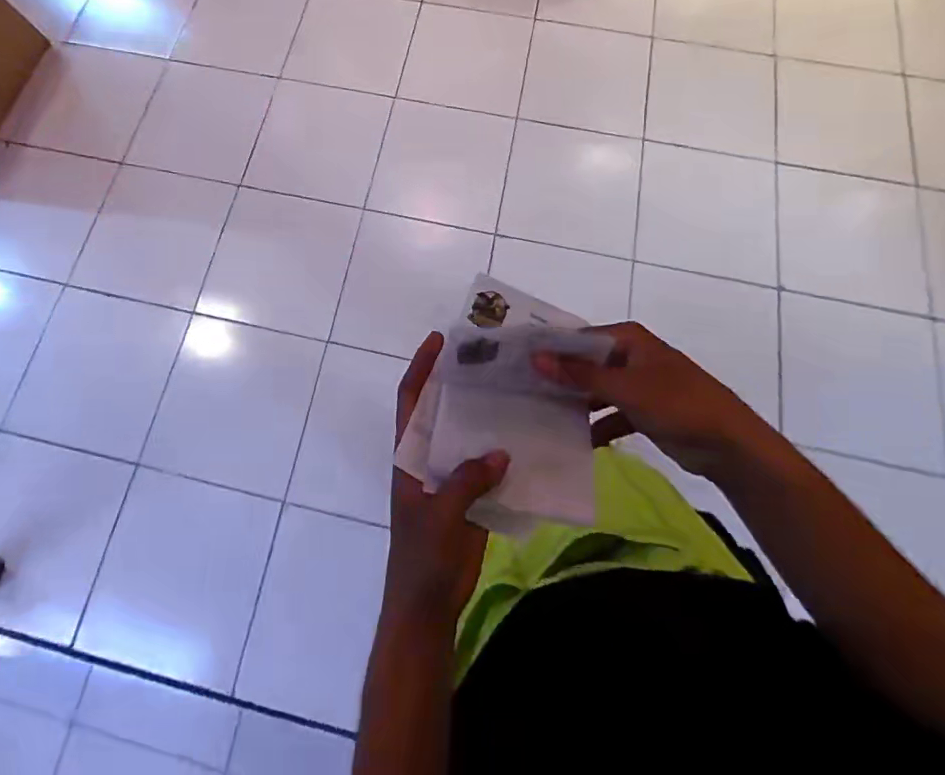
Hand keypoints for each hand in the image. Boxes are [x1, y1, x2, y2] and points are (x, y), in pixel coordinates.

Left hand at [386, 331, 507, 622]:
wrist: (427, 605)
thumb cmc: (421, 559)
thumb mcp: (439, 517)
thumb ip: (466, 482)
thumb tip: (501, 452)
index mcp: (410, 458)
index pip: (411, 402)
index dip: (421, 369)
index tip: (440, 340)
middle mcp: (430, 459)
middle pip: (445, 410)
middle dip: (463, 382)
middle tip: (496, 357)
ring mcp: (452, 476)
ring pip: (471, 434)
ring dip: (489, 413)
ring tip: (521, 387)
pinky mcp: (473, 495)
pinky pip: (491, 464)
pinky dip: (508, 449)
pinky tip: (533, 435)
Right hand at [532, 322, 774, 480]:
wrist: (725, 441)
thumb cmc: (676, 403)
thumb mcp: (625, 388)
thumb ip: (580, 375)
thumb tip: (537, 357)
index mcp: (629, 339)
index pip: (579, 339)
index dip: (550, 351)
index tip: (515, 365)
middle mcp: (631, 356)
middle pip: (586, 365)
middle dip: (559, 380)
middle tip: (519, 395)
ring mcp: (638, 384)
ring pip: (597, 392)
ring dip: (576, 406)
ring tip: (538, 420)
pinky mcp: (643, 411)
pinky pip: (611, 416)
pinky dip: (597, 428)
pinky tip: (574, 444)